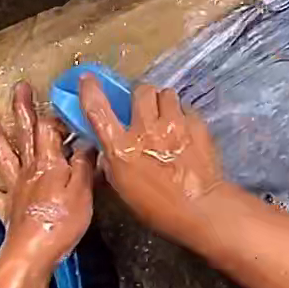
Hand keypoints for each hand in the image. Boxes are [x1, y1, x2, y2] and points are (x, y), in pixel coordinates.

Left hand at [0, 82, 95, 274]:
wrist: (31, 255)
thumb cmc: (61, 223)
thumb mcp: (83, 190)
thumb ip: (84, 164)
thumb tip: (86, 141)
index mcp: (50, 163)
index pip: (50, 130)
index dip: (54, 114)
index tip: (58, 98)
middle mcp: (30, 170)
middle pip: (25, 134)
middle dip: (22, 109)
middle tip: (19, 88)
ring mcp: (15, 188)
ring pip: (4, 156)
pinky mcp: (6, 208)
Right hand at [79, 76, 230, 242]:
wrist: (200, 208)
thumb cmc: (157, 206)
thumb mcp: (123, 187)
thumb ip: (113, 161)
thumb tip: (108, 148)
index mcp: (122, 148)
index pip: (98, 110)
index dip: (90, 90)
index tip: (88, 79)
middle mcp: (146, 129)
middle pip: (141, 90)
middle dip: (141, 96)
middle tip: (144, 108)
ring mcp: (173, 123)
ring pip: (166, 94)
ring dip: (163, 103)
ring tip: (166, 117)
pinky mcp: (196, 123)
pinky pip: (186, 108)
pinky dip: (183, 115)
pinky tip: (185, 131)